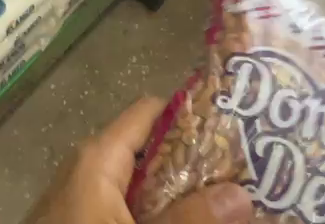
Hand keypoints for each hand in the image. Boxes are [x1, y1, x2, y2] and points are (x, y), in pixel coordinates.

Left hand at [25, 96, 253, 223]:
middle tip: (243, 176)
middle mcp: (89, 166)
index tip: (235, 128)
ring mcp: (82, 197)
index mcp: (99, 156)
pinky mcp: (80, 220)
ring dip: (177, 196)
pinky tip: (184, 223)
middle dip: (194, 164)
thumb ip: (189, 220)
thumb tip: (241, 195)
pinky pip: (123, 208)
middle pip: (149, 150)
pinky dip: (153, 213)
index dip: (192, 116)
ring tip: (226, 206)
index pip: (150, 112)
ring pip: (139, 185)